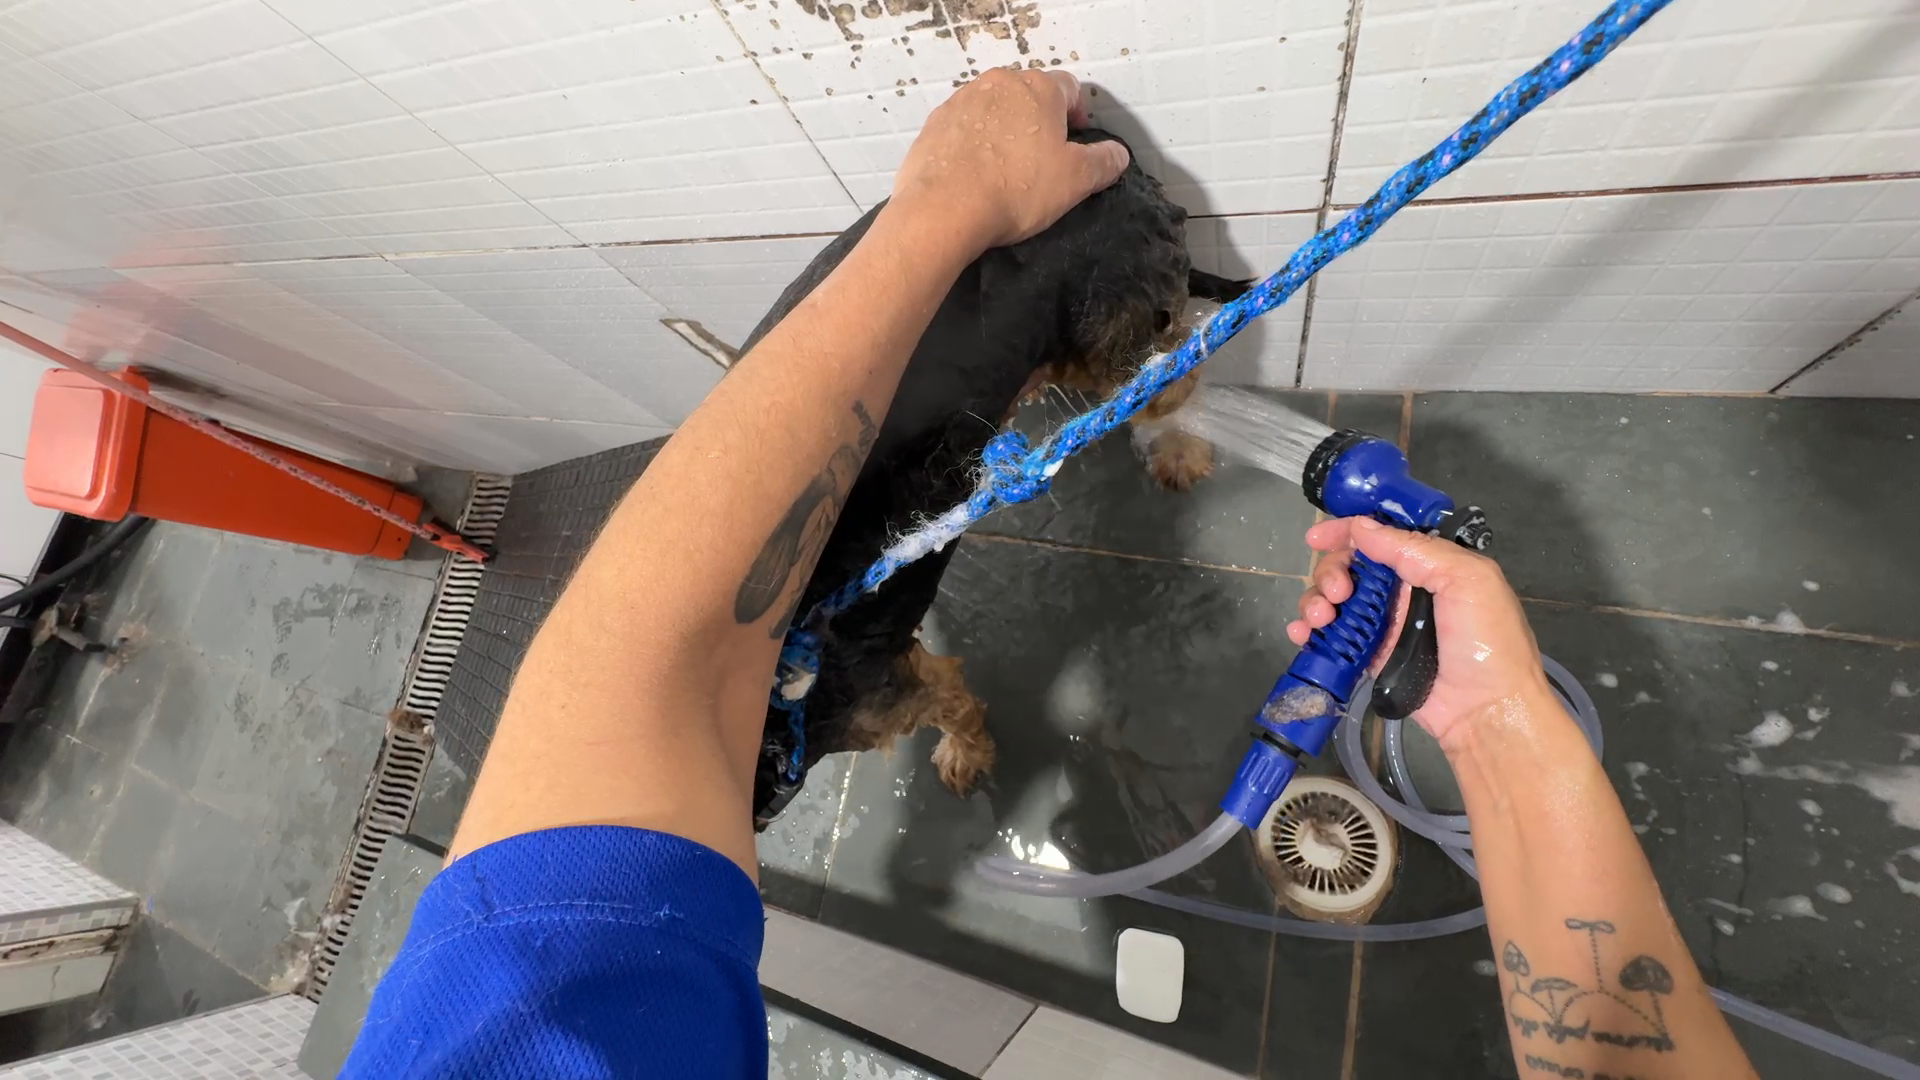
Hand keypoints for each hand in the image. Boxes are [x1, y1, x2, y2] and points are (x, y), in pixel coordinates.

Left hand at [892, 69, 1129, 251]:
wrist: (945, 208)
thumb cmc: (1016, 191)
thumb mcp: (1073, 182)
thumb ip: (1101, 164)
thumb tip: (1118, 155)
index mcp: (1040, 89)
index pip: (1069, 89)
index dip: (1077, 114)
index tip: (1076, 140)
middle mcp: (1000, 84)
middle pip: (1028, 98)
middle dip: (1038, 124)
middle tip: (1041, 162)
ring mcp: (962, 102)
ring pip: (993, 112)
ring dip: (1003, 134)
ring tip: (1005, 173)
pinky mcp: (935, 126)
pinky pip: (963, 132)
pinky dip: (972, 148)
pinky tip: (974, 178)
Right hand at [1286, 517, 1554, 753]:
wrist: (1485, 711)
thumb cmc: (1486, 642)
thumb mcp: (1467, 580)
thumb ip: (1414, 550)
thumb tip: (1360, 527)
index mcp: (1427, 567)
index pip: (1380, 539)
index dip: (1346, 532)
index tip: (1315, 537)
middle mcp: (1401, 592)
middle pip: (1347, 568)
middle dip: (1330, 573)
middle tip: (1337, 594)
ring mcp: (1381, 624)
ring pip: (1331, 599)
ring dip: (1315, 601)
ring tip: (1321, 619)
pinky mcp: (1366, 654)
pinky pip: (1327, 634)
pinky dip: (1305, 630)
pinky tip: (1302, 634)